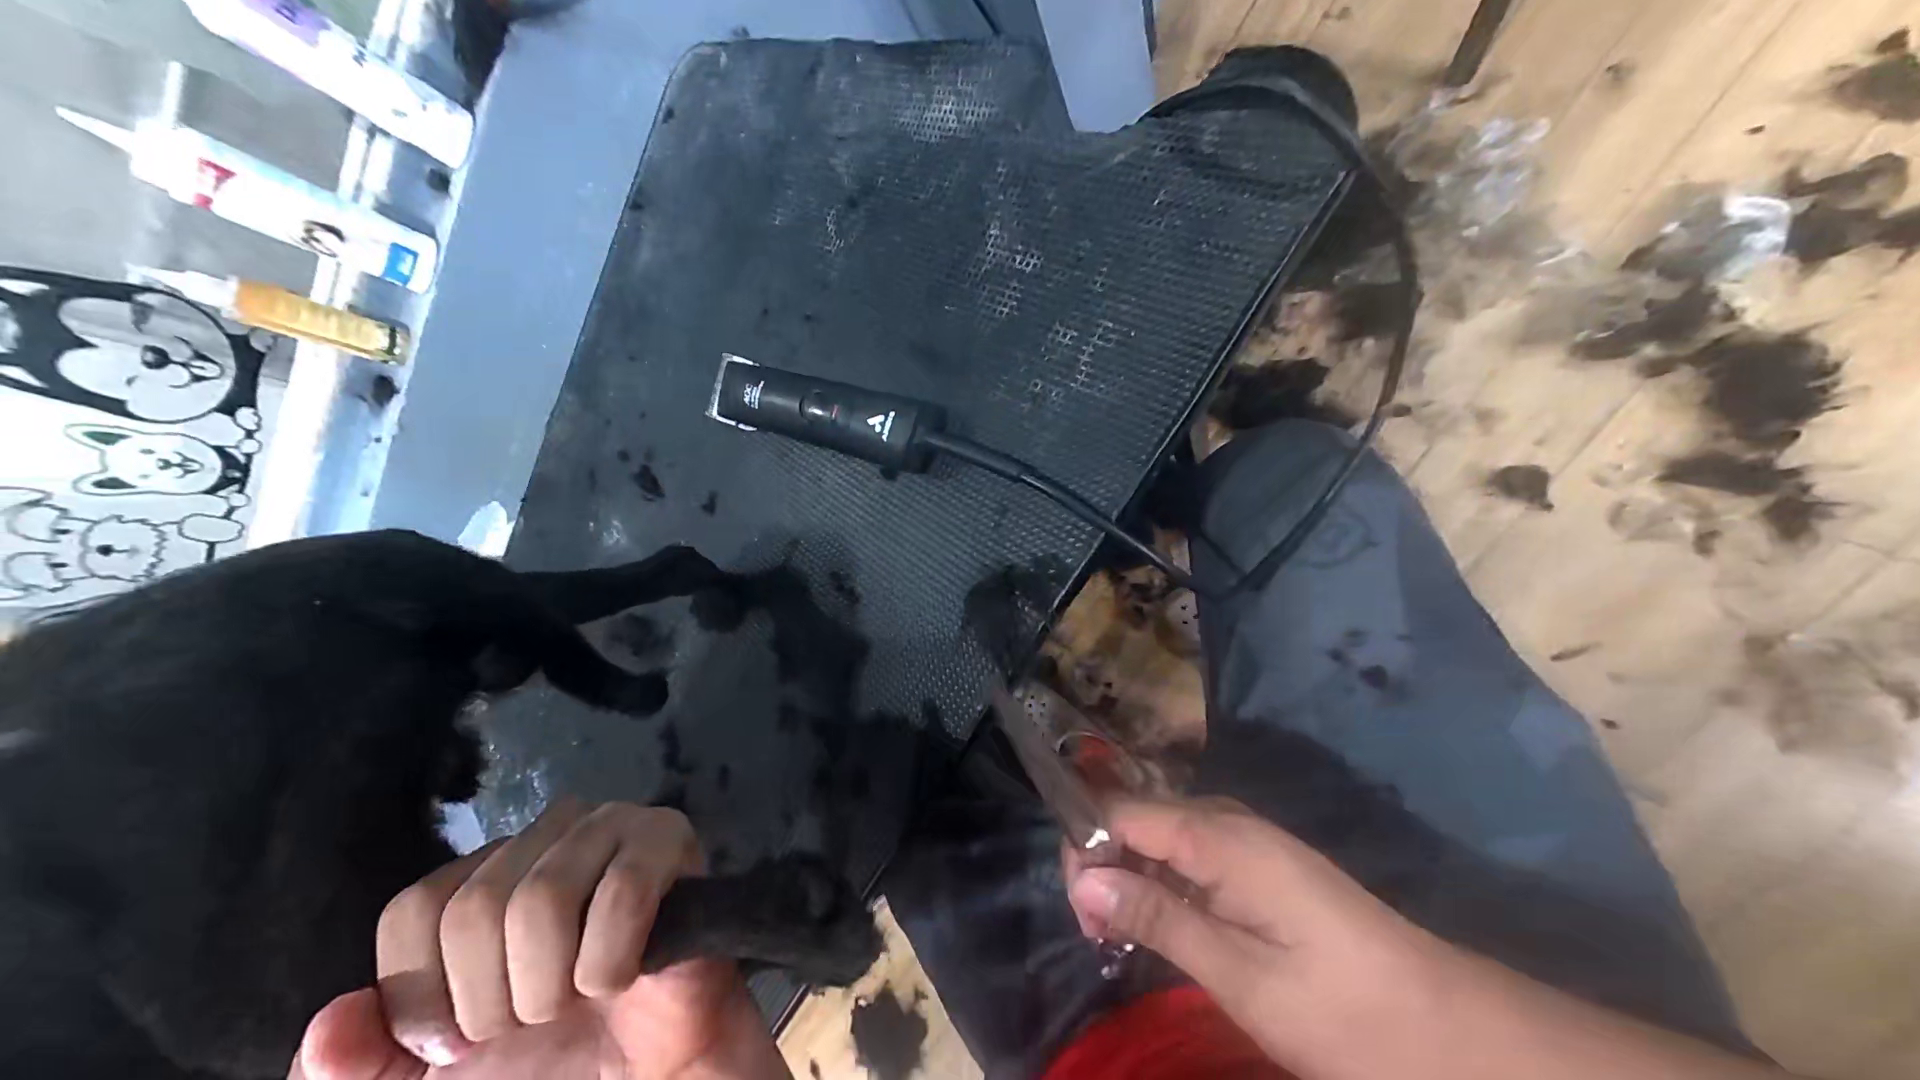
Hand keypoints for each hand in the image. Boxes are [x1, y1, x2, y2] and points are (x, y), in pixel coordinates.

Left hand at [292, 800, 788, 1079]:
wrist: (650, 1079)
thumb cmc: (545, 1069)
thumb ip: (357, 1070)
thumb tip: (334, 1021)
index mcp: (487, 870)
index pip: (415, 911)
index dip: (428, 1000)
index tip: (469, 1041)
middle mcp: (548, 832)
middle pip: (475, 908)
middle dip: (497, 1002)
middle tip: (540, 1021)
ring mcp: (613, 825)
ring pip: (542, 899)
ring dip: (554, 986)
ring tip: (583, 998)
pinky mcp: (669, 840)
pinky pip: (621, 893)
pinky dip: (612, 961)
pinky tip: (630, 974)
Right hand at [1063, 797, 1453, 1079]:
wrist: (1449, 1029)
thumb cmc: (1342, 1010)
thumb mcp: (1241, 976)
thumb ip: (1159, 918)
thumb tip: (1083, 881)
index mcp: (1221, 837)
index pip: (1120, 812)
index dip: (1086, 850)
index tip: (1081, 913)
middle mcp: (1227, 820)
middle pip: (1135, 818)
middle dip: (1102, 865)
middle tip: (1100, 935)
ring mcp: (1244, 839)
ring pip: (1157, 836)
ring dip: (1128, 877)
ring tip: (1121, 937)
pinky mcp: (1255, 862)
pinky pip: (1185, 854)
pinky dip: (1160, 884)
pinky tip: (1159, 925)